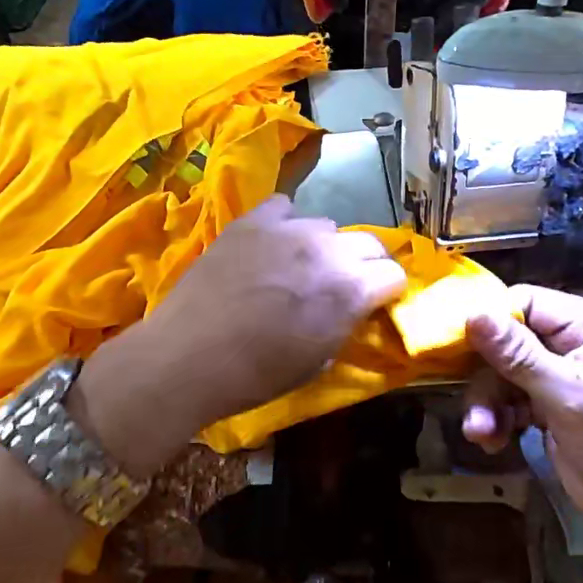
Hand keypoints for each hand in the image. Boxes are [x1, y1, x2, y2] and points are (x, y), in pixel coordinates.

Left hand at [73, 196, 406, 475]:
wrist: (188, 356)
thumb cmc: (256, 374)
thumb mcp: (317, 361)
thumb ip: (343, 324)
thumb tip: (350, 308)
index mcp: (349, 290)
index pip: (394, 273)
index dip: (386, 290)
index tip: (373, 301)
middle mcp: (326, 250)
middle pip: (368, 242)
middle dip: (364, 263)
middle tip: (343, 284)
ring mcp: (287, 230)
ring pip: (324, 225)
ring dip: (321, 246)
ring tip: (297, 265)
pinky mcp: (250, 221)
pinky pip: (282, 208)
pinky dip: (283, 223)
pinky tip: (268, 244)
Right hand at [463, 286, 582, 538]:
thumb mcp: (572, 398)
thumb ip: (519, 355)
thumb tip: (472, 313)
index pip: (527, 303)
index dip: (490, 322)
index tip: (456, 348)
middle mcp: (578, 344)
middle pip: (510, 342)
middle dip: (487, 376)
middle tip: (472, 407)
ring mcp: (565, 378)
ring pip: (506, 375)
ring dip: (488, 403)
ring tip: (481, 434)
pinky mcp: (555, 409)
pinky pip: (513, 402)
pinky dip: (499, 419)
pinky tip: (492, 442)